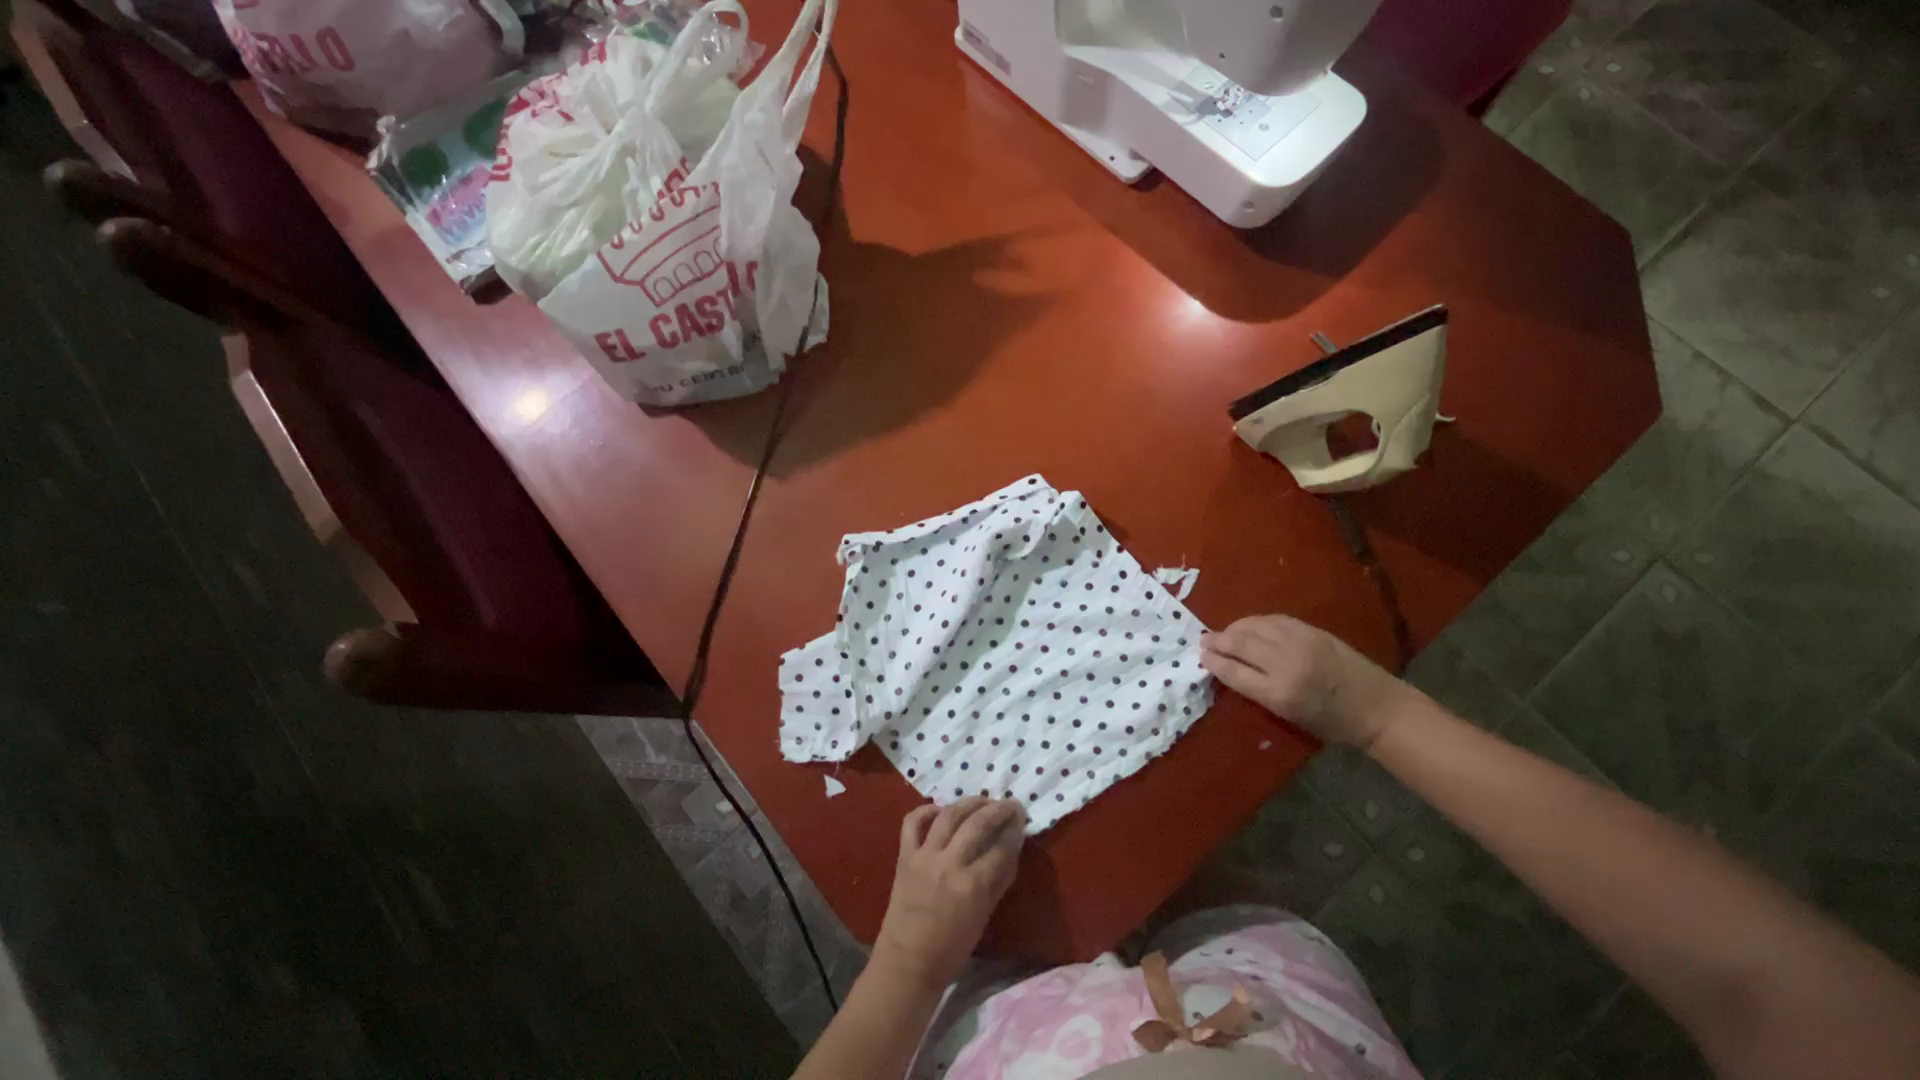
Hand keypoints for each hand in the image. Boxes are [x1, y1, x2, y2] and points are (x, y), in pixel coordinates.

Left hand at [873, 797, 1025, 989]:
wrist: (908, 962)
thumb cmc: (953, 947)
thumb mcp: (985, 915)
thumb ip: (999, 880)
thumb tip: (1012, 849)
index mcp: (974, 885)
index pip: (1002, 847)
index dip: (1015, 830)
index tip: (1022, 820)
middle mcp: (949, 864)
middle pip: (978, 823)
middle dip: (999, 810)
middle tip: (1011, 804)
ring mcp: (924, 857)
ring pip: (949, 815)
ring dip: (969, 803)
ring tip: (983, 801)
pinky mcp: (904, 856)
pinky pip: (912, 822)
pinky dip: (926, 810)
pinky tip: (940, 809)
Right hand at [1201, 615, 1410, 748]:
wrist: (1378, 709)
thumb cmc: (1333, 725)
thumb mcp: (1289, 716)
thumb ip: (1259, 691)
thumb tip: (1232, 671)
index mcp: (1278, 693)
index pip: (1233, 671)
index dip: (1213, 662)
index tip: (1201, 656)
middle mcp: (1285, 664)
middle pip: (1240, 644)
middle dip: (1218, 640)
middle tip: (1204, 640)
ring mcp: (1300, 643)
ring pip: (1255, 626)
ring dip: (1235, 628)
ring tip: (1225, 632)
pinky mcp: (1313, 631)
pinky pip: (1276, 620)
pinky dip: (1257, 622)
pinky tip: (1251, 626)